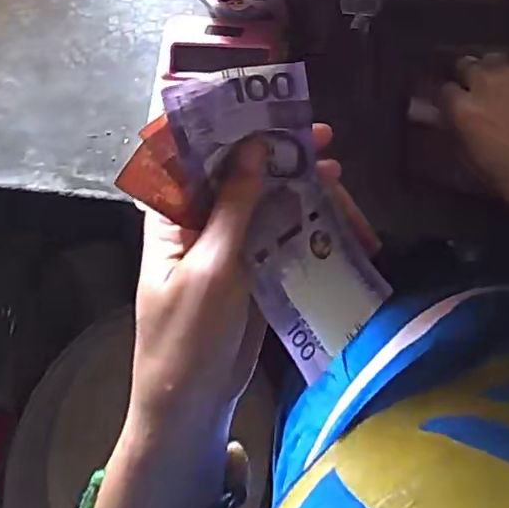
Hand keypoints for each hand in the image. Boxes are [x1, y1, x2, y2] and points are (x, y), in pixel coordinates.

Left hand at [106, 124, 363, 507]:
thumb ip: (235, 205)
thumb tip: (255, 145)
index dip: (227, 124)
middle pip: (241, 170)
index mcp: (173, 214)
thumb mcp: (212, 267)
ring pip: (268, 196)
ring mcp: (231, 240)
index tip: (264, 102)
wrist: (192, 404)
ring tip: (335, 168)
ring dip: (300, 181)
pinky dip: (308, 216)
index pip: (194, 153)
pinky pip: (283, 227)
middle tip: (319, 133)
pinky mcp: (255, 261)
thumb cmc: (186, 336)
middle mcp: (202, 218)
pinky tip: (334, 208)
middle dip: (278, 149)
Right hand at [438, 54, 508, 244]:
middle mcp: (489, 84)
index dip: (448, 101)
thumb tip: (450, 128)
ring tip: (505, 92)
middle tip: (479, 98)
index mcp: (467, 112)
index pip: (443, 91)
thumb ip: (462, 143)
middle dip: (468, 78)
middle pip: (467, 65)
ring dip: (494, 73)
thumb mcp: (484, 172)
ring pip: (496, 60)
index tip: (453, 111)